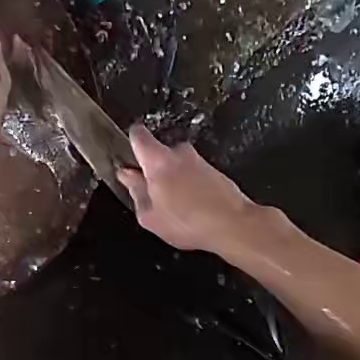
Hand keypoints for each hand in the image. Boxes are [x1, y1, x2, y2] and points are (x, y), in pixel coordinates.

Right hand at [117, 125, 265, 254]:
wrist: (232, 224)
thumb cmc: (188, 222)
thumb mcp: (149, 215)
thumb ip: (135, 191)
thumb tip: (126, 175)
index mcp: (158, 160)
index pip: (138, 134)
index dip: (130, 143)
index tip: (128, 158)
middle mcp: (179, 152)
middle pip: (158, 154)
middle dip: (153, 171)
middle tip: (153, 196)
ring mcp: (198, 160)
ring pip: (176, 165)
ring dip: (173, 181)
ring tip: (176, 208)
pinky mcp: (213, 170)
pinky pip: (192, 174)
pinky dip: (189, 186)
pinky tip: (192, 208)